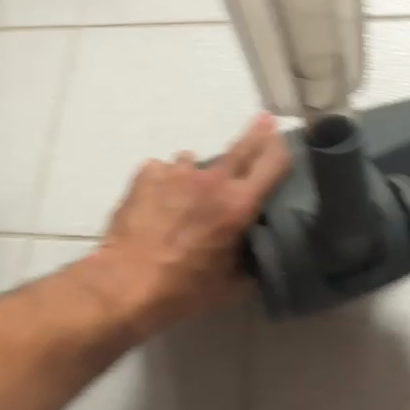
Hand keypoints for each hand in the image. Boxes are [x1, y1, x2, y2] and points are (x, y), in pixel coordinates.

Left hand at [71, 114, 290, 337]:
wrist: (125, 282)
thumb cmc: (182, 290)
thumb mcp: (228, 287)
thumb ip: (247, 263)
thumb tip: (255, 252)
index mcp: (237, 205)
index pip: (272, 165)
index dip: (282, 150)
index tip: (284, 140)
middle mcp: (211, 180)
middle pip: (241, 147)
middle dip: (256, 133)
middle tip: (264, 120)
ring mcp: (177, 172)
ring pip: (193, 163)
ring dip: (195, 177)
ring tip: (183, 200)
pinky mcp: (148, 173)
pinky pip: (163, 172)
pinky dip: (163, 184)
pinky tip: (155, 205)